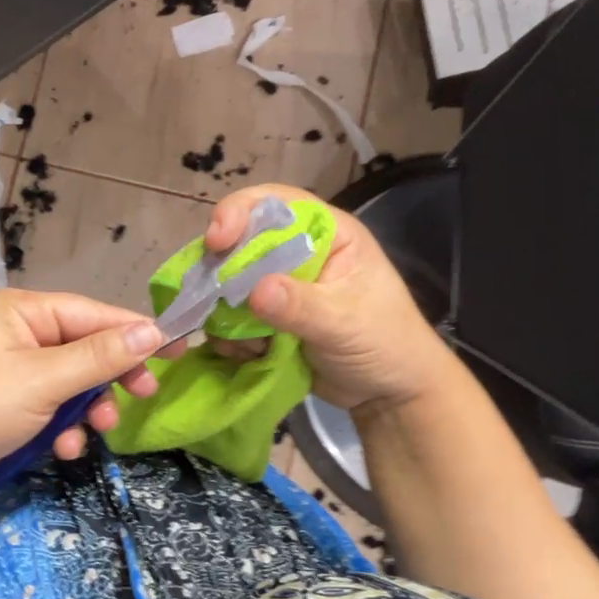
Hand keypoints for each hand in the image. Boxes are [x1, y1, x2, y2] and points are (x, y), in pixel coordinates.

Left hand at [0, 290, 168, 492]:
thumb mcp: (46, 380)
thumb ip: (101, 356)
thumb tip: (155, 331)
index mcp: (23, 310)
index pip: (92, 313)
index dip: (134, 332)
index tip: (176, 351)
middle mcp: (23, 331)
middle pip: (88, 347)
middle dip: (110, 377)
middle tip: (144, 394)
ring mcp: (20, 367)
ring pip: (78, 381)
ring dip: (90, 409)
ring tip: (97, 430)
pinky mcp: (19, 401)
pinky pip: (59, 405)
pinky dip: (67, 426)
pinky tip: (63, 447)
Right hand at [208, 184, 451, 411]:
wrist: (389, 394)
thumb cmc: (386, 344)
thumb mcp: (346, 323)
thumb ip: (301, 307)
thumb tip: (256, 291)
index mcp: (327, 235)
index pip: (276, 204)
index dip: (241, 212)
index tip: (217, 240)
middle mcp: (297, 253)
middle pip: (241, 241)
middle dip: (222, 269)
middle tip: (210, 298)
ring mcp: (277, 286)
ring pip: (228, 281)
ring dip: (223, 310)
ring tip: (245, 341)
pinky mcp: (264, 316)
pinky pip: (228, 316)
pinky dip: (227, 334)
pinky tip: (247, 353)